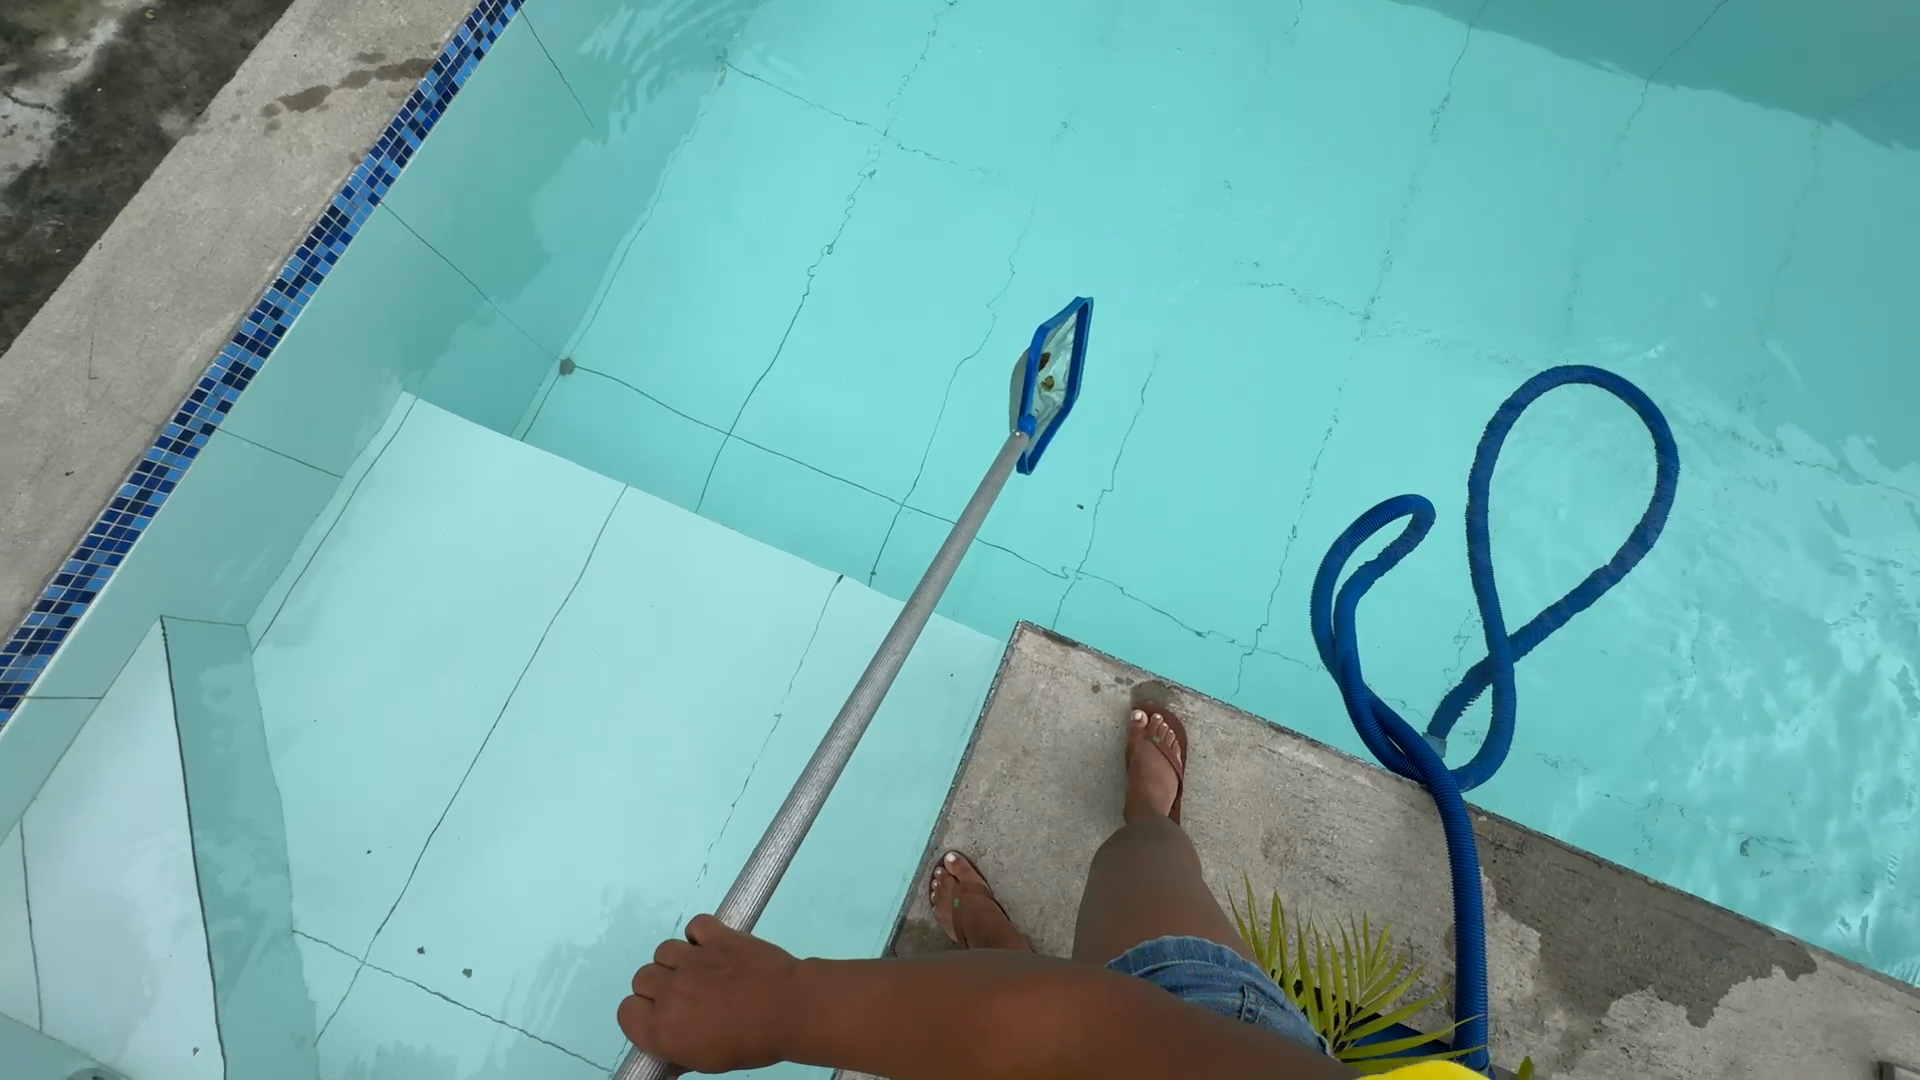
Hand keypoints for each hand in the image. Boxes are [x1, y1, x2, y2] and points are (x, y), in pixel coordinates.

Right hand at [617, 914, 802, 1074]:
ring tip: (697, 967)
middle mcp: (671, 992)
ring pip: (664, 950)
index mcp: (663, 1030)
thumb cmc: (750, 1043)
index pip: (626, 1011)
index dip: (641, 1012)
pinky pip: (695, 925)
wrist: (788, 1009)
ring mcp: (694, 960)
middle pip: (642, 978)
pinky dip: (699, 932)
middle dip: (658, 985)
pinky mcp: (718, 936)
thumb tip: (667, 1059)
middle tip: (682, 991)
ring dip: (676, 958)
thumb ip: (678, 1055)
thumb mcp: (707, 1062)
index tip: (659, 1012)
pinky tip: (710, 944)